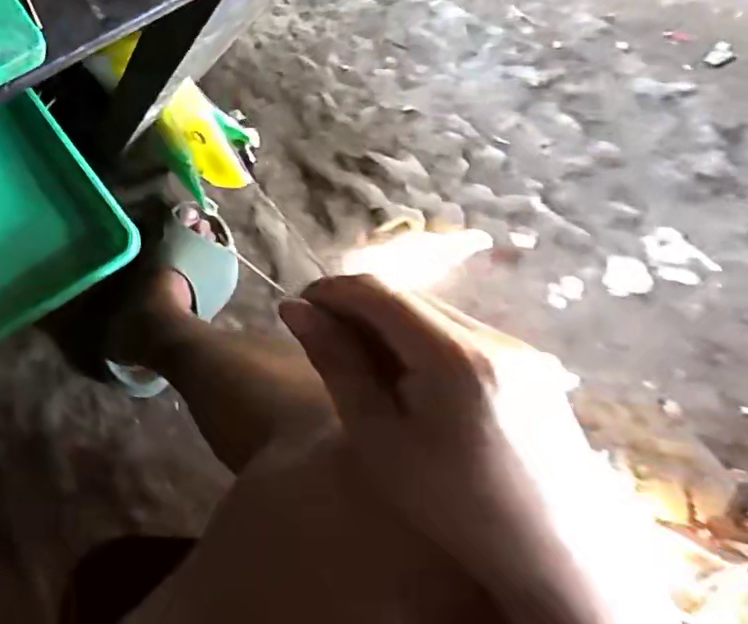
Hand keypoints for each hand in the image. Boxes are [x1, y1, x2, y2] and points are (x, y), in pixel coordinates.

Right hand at [280, 275, 627, 621]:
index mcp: (456, 357)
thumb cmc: (456, 504)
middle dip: (352, 307)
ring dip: (383, 322)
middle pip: (402, 295)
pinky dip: (415, 338)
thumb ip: (335, 362)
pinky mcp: (536, 372)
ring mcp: (525, 356)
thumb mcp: (377, 434)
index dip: (325, 292)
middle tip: (322, 342)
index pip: (373, 290)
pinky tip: (408, 380)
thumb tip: (292, 307)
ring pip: (428, 310)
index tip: (296, 315)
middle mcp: (497, 343)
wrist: (569, 570)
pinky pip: (456, 331)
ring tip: (362, 365)